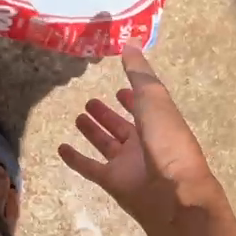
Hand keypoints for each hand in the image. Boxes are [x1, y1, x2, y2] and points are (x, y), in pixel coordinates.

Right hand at [56, 47, 220, 226]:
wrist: (174, 195)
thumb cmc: (167, 140)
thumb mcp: (154, 98)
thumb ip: (138, 72)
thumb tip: (130, 41)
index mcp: (157, 122)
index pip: (143, 106)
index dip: (132, 97)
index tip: (118, 88)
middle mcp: (143, 142)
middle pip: (121, 125)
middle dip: (107, 114)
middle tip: (89, 101)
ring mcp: (128, 164)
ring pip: (106, 144)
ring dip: (93, 131)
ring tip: (77, 116)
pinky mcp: (113, 182)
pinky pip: (90, 168)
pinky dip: (76, 159)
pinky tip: (61, 148)